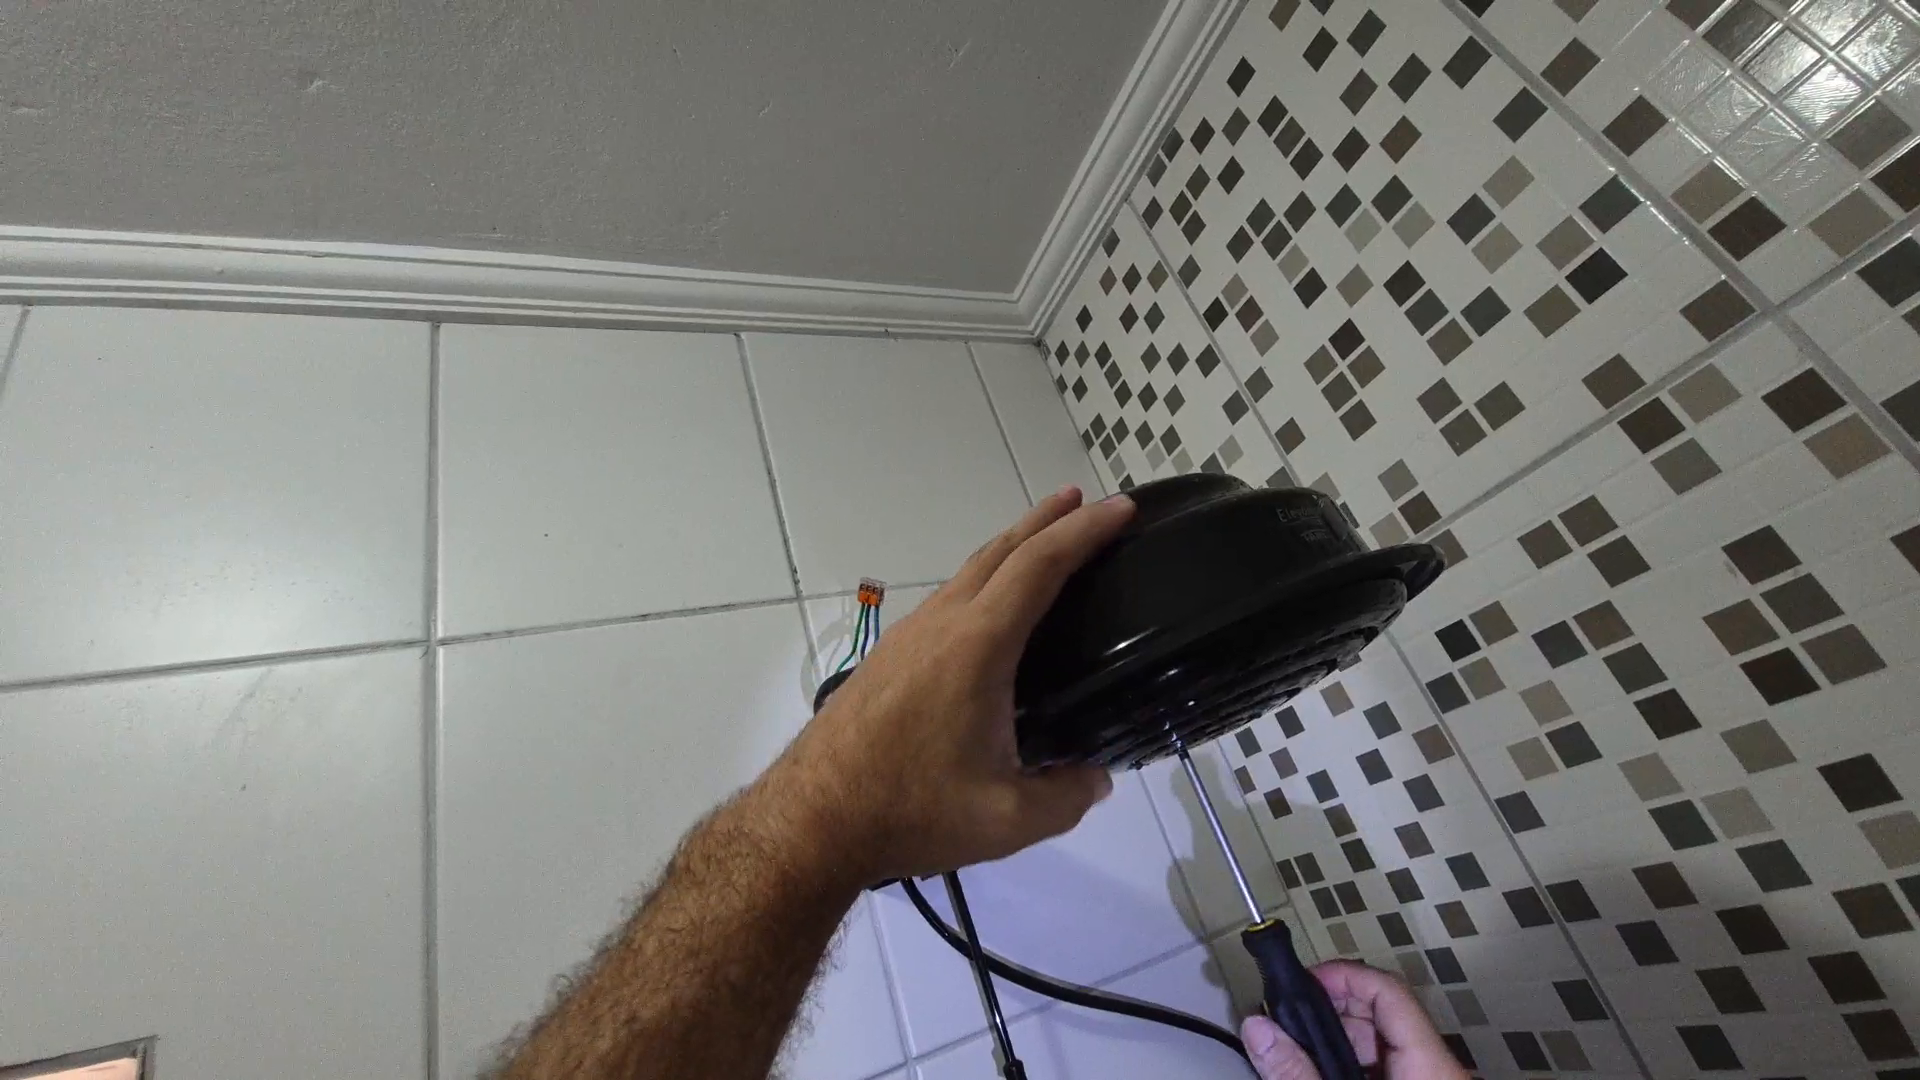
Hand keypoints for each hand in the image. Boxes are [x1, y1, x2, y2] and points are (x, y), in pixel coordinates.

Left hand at [765, 486, 1132, 883]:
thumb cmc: (910, 809)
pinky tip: (992, 609)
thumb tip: (1098, 778)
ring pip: (970, 570)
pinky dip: (985, 579)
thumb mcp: (1006, 818)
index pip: (1040, 566)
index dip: (1084, 530)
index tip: (1120, 508)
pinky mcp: (891, 652)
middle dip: (1047, 518)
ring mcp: (910, 633)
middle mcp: (942, 622)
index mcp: (978, 645)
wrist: (813, 815)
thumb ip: (1066, 797)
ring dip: (1012, 547)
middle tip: (1084, 500)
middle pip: (1001, 550)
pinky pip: (949, 596)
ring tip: (1045, 544)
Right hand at [1242, 962, 1468, 1079]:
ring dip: (1335, 1046)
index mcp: (1435, 1071)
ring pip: (1380, 1048)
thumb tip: (1256, 1026)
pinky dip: (1351, 1069)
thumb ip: (1299, 1075)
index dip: (1340, 976)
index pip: (1388, 990)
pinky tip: (1320, 1077)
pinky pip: (1386, 1072)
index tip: (1298, 987)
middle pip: (1381, 1015)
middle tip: (1287, 1030)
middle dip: (1328, 1015)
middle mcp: (1442, 1074)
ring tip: (1299, 1061)